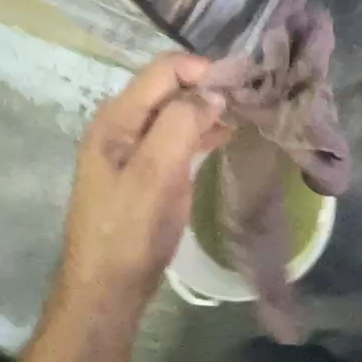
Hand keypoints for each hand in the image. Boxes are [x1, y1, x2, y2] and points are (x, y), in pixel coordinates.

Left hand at [58, 55, 230, 314]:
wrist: (108, 291)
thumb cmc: (129, 232)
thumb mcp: (154, 174)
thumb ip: (181, 124)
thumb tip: (214, 92)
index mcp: (116, 118)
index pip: (165, 69)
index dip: (204, 69)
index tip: (244, 84)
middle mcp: (123, 125)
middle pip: (172, 86)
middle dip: (210, 85)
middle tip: (253, 96)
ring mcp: (136, 148)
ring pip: (178, 110)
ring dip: (210, 107)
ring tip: (250, 112)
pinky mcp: (149, 168)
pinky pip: (180, 135)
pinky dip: (204, 129)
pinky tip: (230, 133)